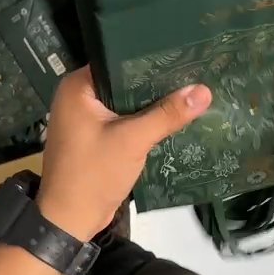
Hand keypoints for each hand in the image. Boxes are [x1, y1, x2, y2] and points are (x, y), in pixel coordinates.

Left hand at [36, 69, 211, 242]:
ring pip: (125, 101)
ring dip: (151, 102)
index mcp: (77, 87)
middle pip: (123, 81)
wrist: (69, 221)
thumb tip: (203, 90)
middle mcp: (77, 96)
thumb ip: (167, 114)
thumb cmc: (93, 174)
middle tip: (193, 71)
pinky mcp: (94, 137)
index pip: (117, 60)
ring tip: (189, 90)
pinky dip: (142, 120)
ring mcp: (84, 118)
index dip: (149, 58)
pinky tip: (171, 117)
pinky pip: (122, 119)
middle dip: (154, 81)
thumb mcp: (133, 140)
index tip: (182, 53)